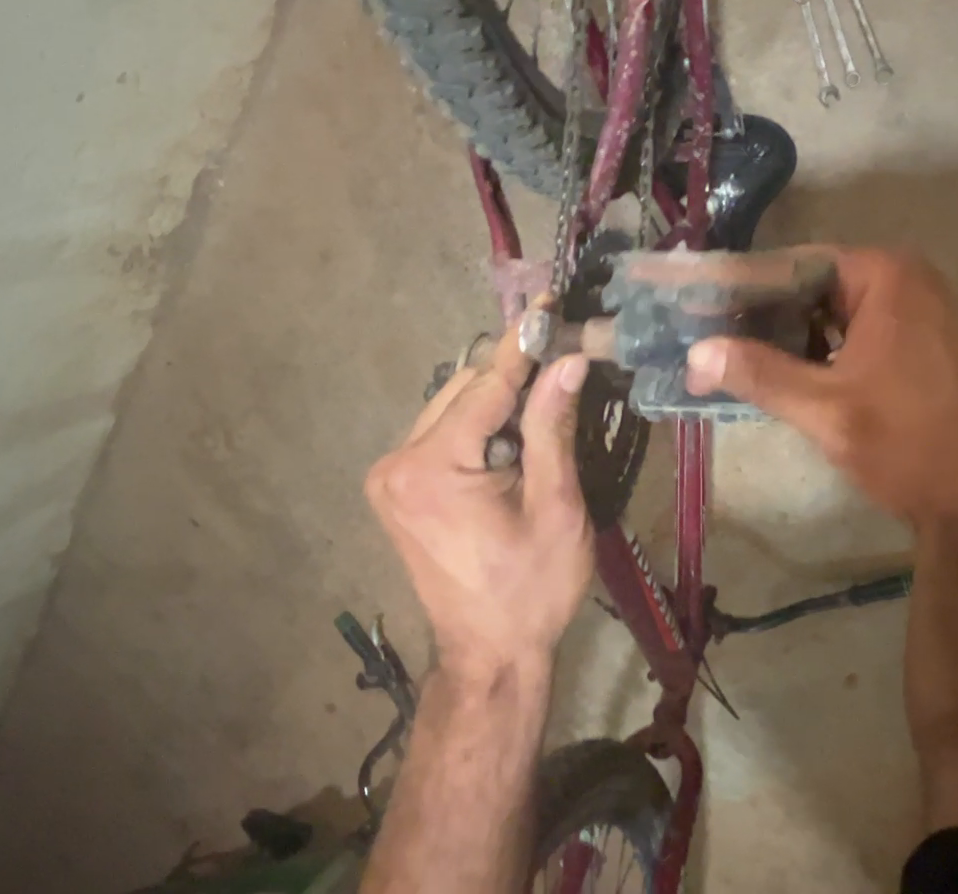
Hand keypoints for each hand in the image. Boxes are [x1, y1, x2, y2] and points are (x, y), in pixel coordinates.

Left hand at [365, 330, 592, 676]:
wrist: (490, 653)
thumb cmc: (532, 587)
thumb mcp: (554, 504)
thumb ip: (552, 426)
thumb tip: (568, 361)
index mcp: (433, 467)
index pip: (486, 386)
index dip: (523, 346)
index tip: (547, 306)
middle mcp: (397, 463)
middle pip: (463, 390)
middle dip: (513, 378)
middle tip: (563, 364)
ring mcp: (389, 477)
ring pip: (450, 409)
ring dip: (496, 404)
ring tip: (544, 410)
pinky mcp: (395, 490)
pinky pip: (441, 435)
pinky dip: (477, 427)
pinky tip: (510, 442)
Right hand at [686, 247, 957, 525]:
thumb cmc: (918, 443)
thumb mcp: (829, 413)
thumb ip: (760, 375)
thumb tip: (696, 353)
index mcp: (882, 274)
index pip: (790, 265)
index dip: (740, 293)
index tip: (698, 318)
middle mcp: (905, 275)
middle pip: (812, 287)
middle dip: (764, 319)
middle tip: (710, 349)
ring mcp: (922, 306)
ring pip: (835, 313)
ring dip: (793, 339)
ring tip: (738, 367)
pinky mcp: (928, 337)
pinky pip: (861, 331)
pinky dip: (826, 351)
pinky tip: (793, 381)